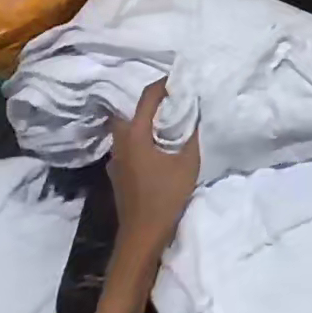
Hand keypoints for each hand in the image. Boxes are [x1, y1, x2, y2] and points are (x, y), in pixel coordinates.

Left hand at [108, 78, 199, 253]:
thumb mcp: (188, 163)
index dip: (163, 84)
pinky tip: (155, 144)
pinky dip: (140, 136)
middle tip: (170, 97)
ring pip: (126, 128)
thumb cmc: (165, 196)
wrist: (142, 235)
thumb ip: (192, 134)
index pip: (147, 97)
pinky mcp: (118, 172)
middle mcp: (120, 142)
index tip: (178, 77)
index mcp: (135, 135)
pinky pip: (127, 143)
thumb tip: (196, 112)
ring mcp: (116, 158)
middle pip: (129, 110)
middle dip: (148, 100)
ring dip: (142, 119)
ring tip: (165, 118)